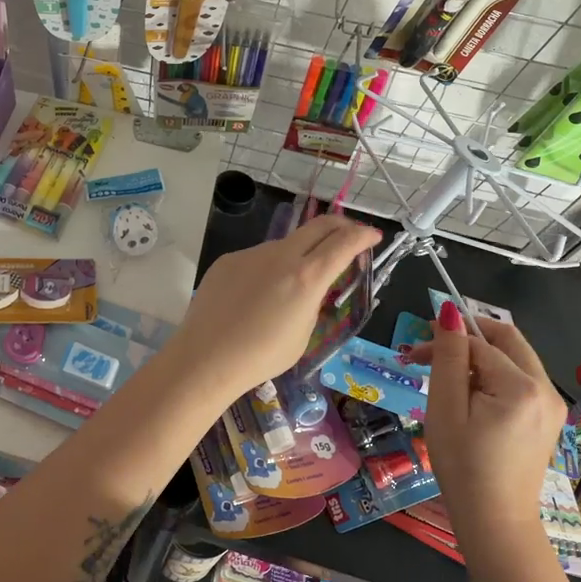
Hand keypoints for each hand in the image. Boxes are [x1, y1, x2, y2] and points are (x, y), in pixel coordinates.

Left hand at [171, 215, 380, 393]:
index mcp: (306, 277)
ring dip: (299, 254)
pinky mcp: (229, 259)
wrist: (207, 356)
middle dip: (340, 226)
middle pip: (318, 226)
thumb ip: (312, 301)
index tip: (373, 235)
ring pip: (285, 245)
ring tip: (292, 285)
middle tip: (350, 234)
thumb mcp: (303, 333)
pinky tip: (255, 297)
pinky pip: (257, 259)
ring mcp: (252, 254)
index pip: (343, 243)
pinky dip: (267, 270)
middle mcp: (281, 256)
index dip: (363, 236)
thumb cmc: (262, 356)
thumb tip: (310, 287)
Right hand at [406, 302, 566, 528]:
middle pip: (507, 340)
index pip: (478, 344)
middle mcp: (547, 389)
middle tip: (431, 353)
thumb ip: (449, 355)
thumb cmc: (462, 464)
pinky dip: (494, 375)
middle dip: (467, 338)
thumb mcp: (446, 406)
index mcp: (522, 386)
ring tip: (447, 379)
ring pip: (514, 358)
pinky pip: (521, 380)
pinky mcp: (548, 419)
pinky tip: (470, 397)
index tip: (413, 356)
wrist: (494, 521)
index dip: (443, 342)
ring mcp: (552, 405)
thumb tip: (449, 311)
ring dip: (480, 356)